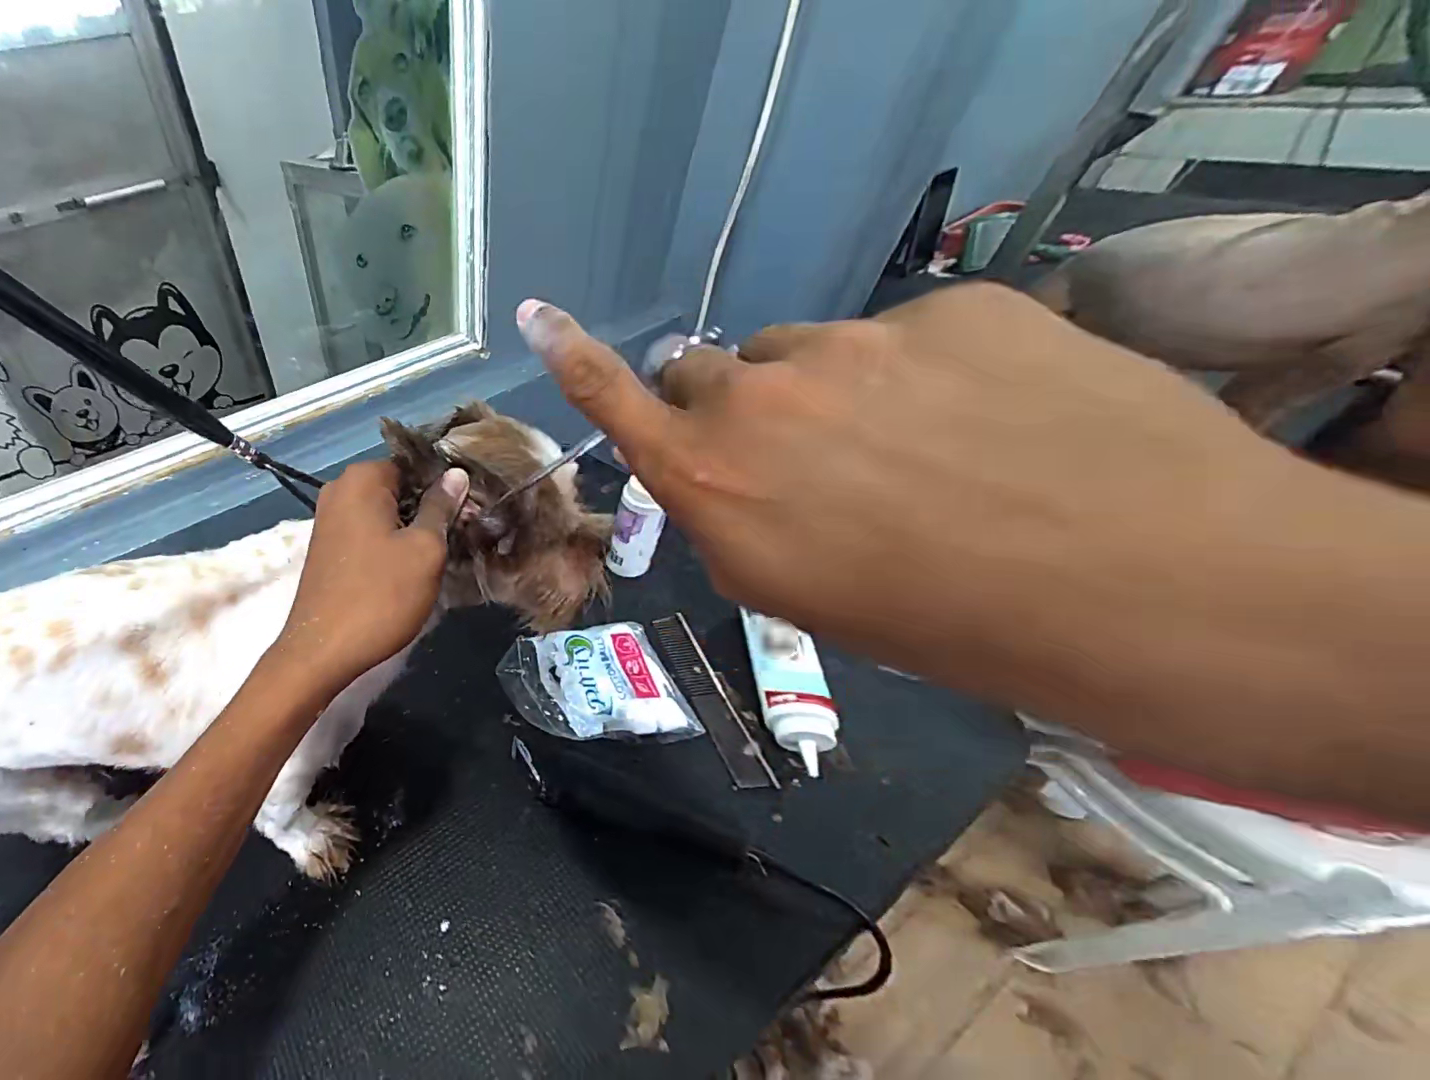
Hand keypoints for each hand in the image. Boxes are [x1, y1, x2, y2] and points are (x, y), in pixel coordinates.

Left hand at [274, 460, 467, 682]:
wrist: (322, 651)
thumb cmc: (380, 595)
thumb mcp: (424, 549)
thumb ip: (441, 507)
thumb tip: (455, 474)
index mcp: (362, 479)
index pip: (416, 465)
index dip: (447, 484)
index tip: (471, 507)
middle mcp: (340, 490)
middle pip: (399, 487)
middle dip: (431, 506)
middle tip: (462, 532)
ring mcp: (330, 519)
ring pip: (386, 512)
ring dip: (414, 528)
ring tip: (443, 552)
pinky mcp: (329, 547)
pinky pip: (370, 532)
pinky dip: (392, 543)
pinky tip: (412, 566)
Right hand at [517, 286, 1307, 688]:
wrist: (1132, 583)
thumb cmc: (927, 619)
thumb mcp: (788, 593)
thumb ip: (725, 520)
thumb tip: (715, 479)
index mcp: (712, 476)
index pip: (615, 399)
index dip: (570, 354)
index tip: (537, 312)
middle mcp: (761, 397)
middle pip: (709, 371)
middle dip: (729, 405)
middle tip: (794, 450)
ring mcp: (855, 343)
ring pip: (802, 353)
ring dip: (820, 390)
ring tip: (904, 446)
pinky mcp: (950, 309)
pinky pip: (897, 338)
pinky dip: (914, 374)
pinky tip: (980, 420)